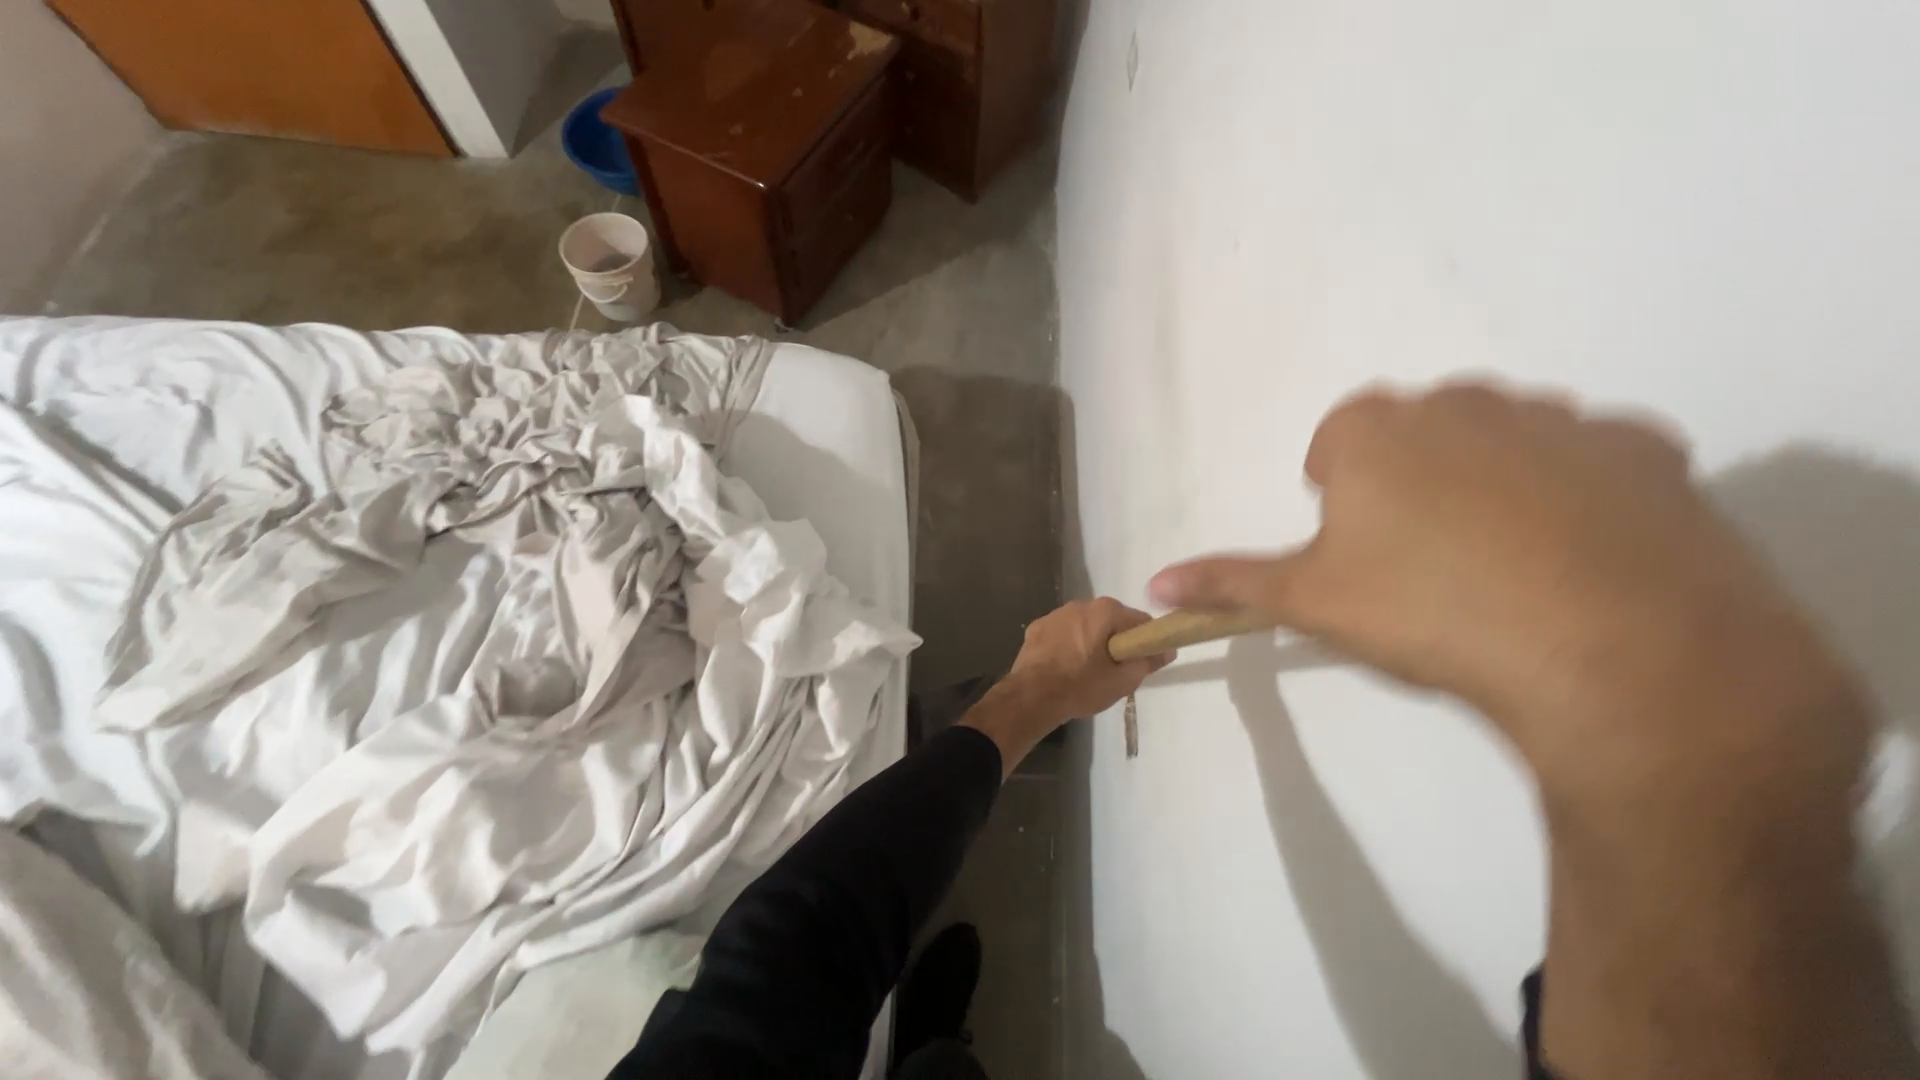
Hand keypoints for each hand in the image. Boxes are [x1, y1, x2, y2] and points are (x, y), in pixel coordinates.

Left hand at [963, 599, 1171, 775]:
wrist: (1032, 697)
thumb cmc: (1082, 686)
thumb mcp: (1123, 680)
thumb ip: (1148, 661)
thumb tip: (1168, 650)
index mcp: (1105, 611)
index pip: (1139, 620)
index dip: (1144, 641)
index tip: (1142, 660)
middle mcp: (1080, 604)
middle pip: (1110, 620)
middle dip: (1116, 640)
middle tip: (1115, 669)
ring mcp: (1055, 614)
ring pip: (1084, 625)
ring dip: (1090, 640)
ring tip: (1088, 670)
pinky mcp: (1037, 627)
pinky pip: (1062, 633)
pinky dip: (1067, 644)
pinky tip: (1065, 667)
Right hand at [1148, 382, 1864, 802]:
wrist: (1614, 653)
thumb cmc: (1429, 614)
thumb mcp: (1311, 602)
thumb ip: (1230, 582)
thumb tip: (1152, 584)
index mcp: (1372, 428)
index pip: (1334, 449)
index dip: (1342, 506)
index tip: (1366, 560)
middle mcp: (1462, 400)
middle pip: (1418, 438)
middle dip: (1415, 487)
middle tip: (1432, 568)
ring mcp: (1561, 416)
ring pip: (1504, 444)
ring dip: (1494, 487)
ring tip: (1512, 570)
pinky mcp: (1648, 449)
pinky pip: (1594, 461)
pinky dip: (1581, 496)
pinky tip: (1587, 559)